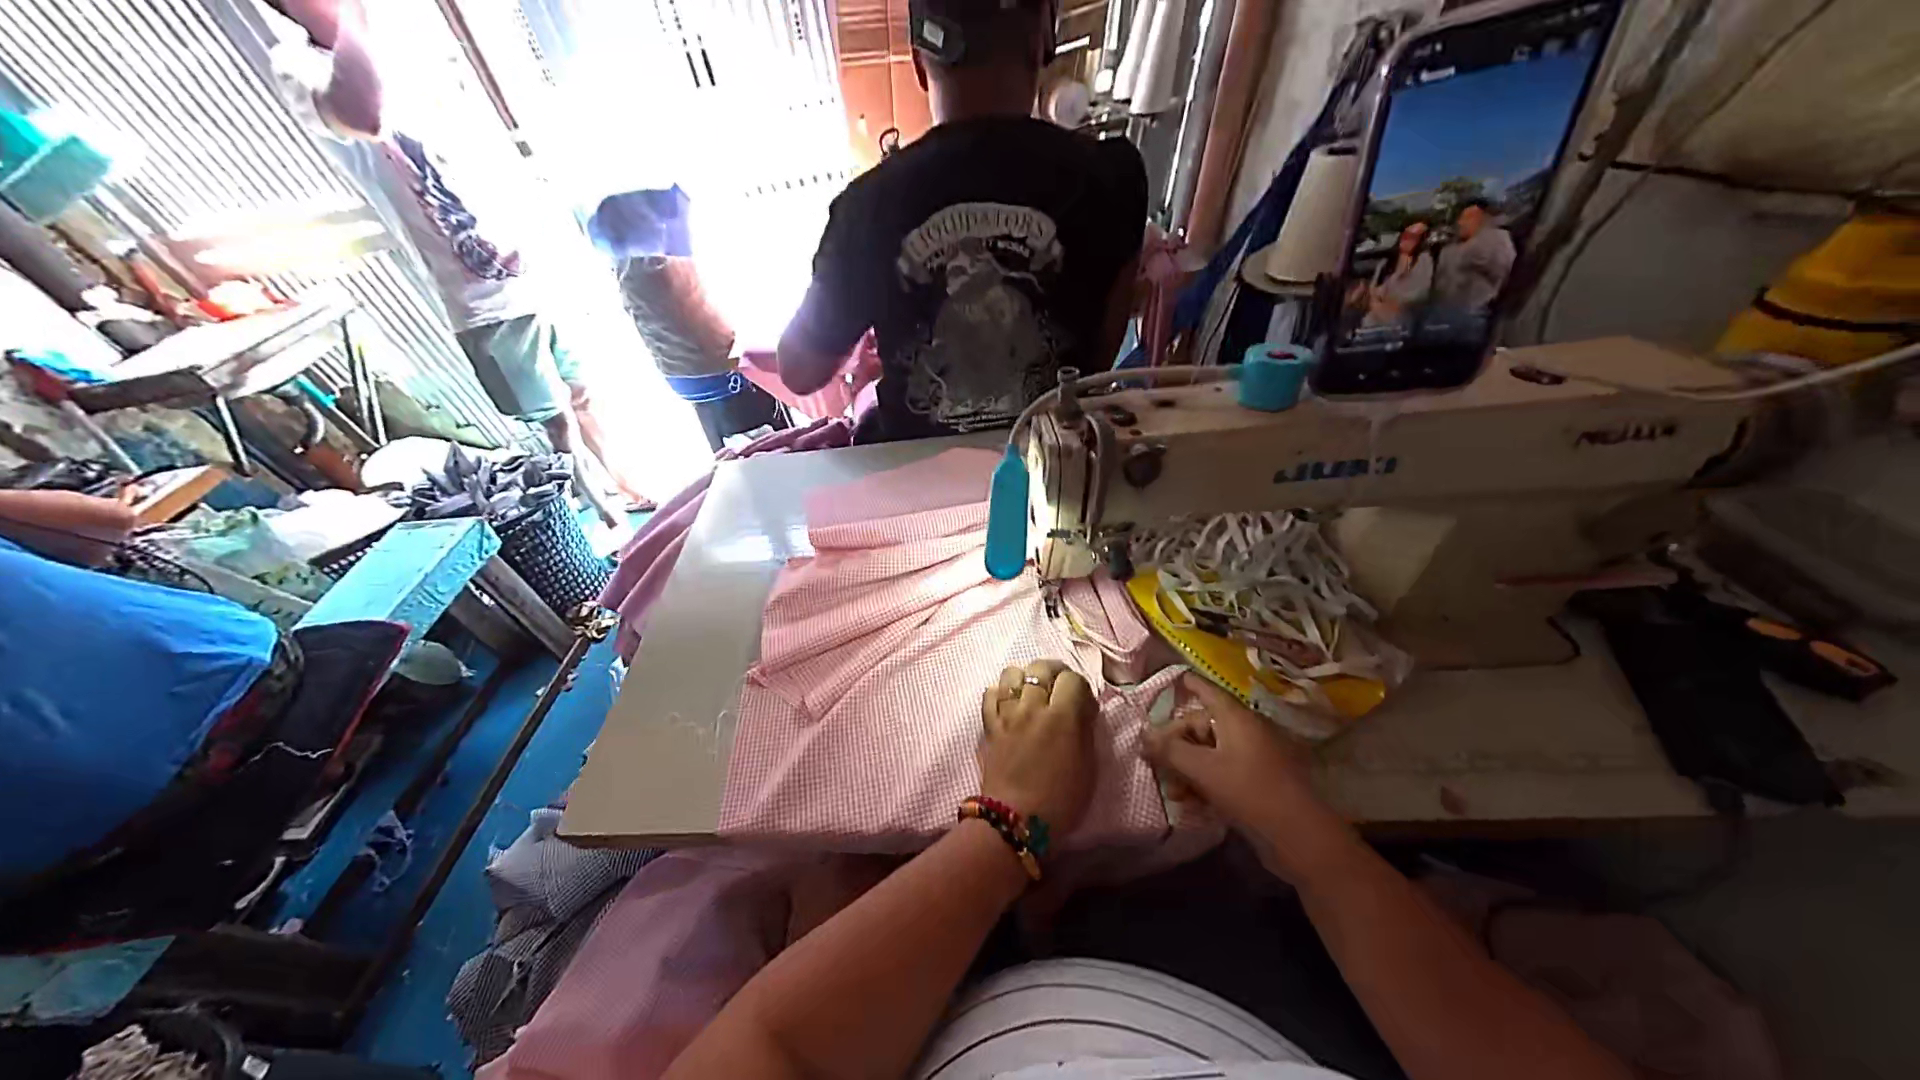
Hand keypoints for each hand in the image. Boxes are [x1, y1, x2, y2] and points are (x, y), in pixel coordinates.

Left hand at [978, 660, 1096, 833]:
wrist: (1017, 820)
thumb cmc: (1062, 799)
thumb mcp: (1088, 764)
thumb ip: (1084, 728)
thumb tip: (1082, 708)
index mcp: (1063, 716)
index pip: (1072, 678)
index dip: (1079, 685)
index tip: (1082, 701)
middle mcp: (1033, 706)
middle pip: (1040, 667)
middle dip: (1053, 672)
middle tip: (1058, 688)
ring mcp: (1007, 713)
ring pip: (1012, 673)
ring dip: (1024, 679)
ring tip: (1031, 693)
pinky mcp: (989, 724)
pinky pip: (990, 693)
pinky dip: (1000, 693)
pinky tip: (1009, 704)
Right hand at [1144, 674, 1359, 884]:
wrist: (1300, 837)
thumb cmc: (1249, 791)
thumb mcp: (1202, 769)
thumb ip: (1170, 750)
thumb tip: (1144, 735)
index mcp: (1236, 718)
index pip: (1207, 691)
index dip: (1188, 685)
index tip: (1173, 680)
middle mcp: (1245, 731)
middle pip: (1202, 726)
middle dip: (1175, 744)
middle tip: (1153, 761)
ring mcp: (1253, 758)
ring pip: (1209, 753)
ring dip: (1186, 769)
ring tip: (1171, 791)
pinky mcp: (1256, 783)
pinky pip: (1222, 772)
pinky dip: (1203, 782)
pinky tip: (1189, 802)